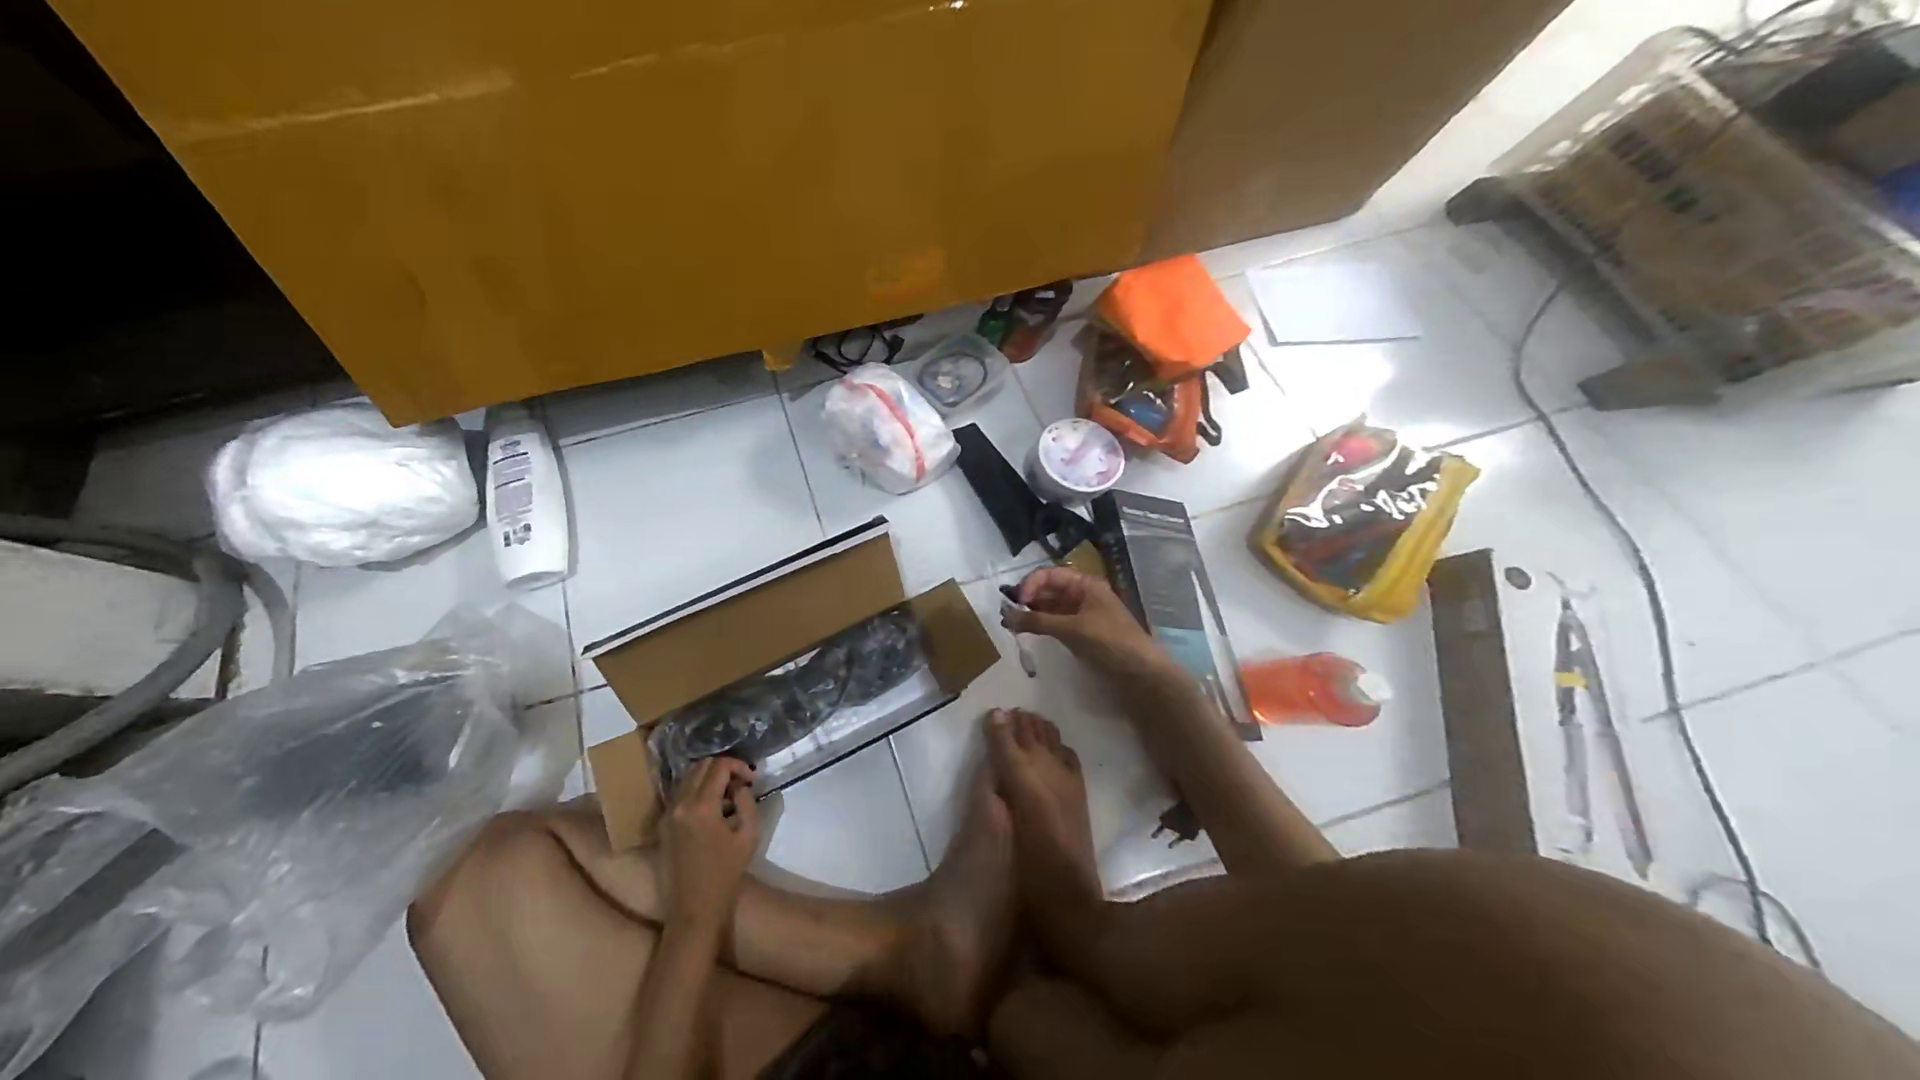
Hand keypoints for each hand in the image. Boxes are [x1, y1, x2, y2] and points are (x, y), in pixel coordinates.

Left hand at [662, 757, 759, 927]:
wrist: (695, 909)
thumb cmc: (726, 873)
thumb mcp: (748, 835)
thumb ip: (746, 802)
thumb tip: (740, 786)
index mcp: (701, 806)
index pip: (719, 766)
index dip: (738, 765)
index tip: (752, 778)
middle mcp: (679, 804)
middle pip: (701, 766)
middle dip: (724, 768)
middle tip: (741, 783)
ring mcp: (667, 814)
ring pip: (688, 778)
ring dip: (709, 778)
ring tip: (728, 795)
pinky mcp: (662, 825)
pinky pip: (680, 794)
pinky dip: (697, 791)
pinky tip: (713, 808)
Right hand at [1002, 567, 1168, 676]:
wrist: (1140, 672)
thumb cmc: (1109, 641)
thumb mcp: (1072, 629)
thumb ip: (1038, 621)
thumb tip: (1006, 617)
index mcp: (1085, 584)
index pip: (1050, 575)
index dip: (1030, 584)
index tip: (1017, 603)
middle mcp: (1082, 594)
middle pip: (1049, 589)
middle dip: (1028, 598)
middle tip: (1007, 614)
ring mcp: (1082, 614)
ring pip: (1050, 607)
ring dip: (1032, 613)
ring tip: (1012, 624)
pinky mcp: (1081, 632)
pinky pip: (1056, 622)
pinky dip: (1041, 625)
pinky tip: (1027, 631)